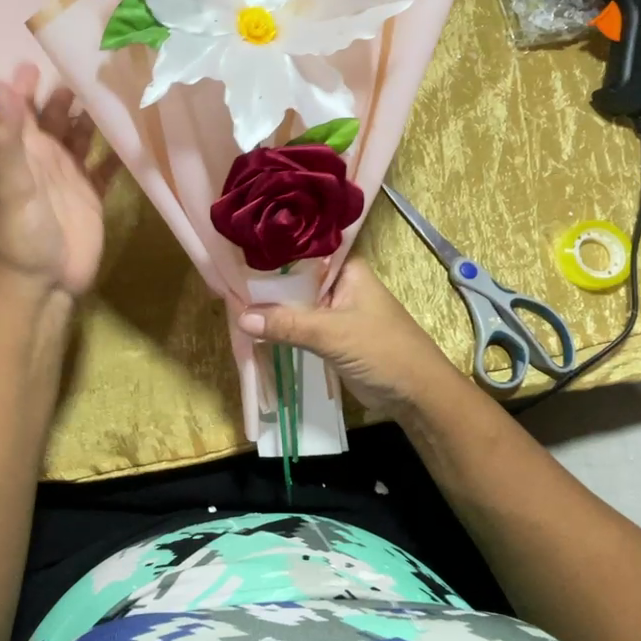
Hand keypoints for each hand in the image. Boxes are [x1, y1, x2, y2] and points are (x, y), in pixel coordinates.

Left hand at [0, 63, 115, 300]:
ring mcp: (70, 176)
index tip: (43, 53)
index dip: (27, 82)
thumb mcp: (12, 185)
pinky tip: (139, 129)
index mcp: (20, 151)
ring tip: (121, 83)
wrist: (44, 286)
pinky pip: (107, 165)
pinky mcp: (93, 195)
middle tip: (96, 59)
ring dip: (96, 113)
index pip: (20, 107)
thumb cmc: (21, 236)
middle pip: (55, 115)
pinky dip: (119, 150)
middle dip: (70, 89)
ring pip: (82, 135)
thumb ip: (7, 138)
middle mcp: (44, 157)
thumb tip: (2, 85)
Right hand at [237, 257, 454, 417]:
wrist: (417, 395)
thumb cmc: (384, 351)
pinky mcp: (328, 335)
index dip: (273, 246)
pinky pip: (297, 324)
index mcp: (347, 268)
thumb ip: (288, 324)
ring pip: (294, 301)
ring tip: (229, 295)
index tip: (237, 245)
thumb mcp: (334, 335)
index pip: (304, 247)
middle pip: (294, 275)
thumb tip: (241, 316)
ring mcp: (333, 310)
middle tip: (224, 273)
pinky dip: (278, 325)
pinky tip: (251, 323)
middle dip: (264, 278)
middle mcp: (338, 283)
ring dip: (269, 304)